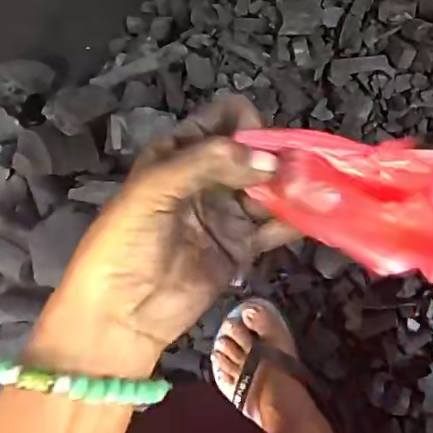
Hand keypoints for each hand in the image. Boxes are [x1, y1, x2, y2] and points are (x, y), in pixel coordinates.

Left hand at [28, 97, 297, 374]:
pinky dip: (294, 221)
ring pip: (268, 188)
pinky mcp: (239, 247)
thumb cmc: (124, 241)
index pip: (224, 119)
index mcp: (179, 152)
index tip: (262, 145)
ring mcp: (224, 212)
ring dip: (291, 187)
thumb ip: (208, 163)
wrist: (117, 313)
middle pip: (253, 153)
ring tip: (315, 192)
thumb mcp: (154, 188)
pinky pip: (273, 227)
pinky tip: (312, 216)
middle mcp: (206, 176)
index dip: (247, 124)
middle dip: (277, 157)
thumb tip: (268, 160)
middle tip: (299, 170)